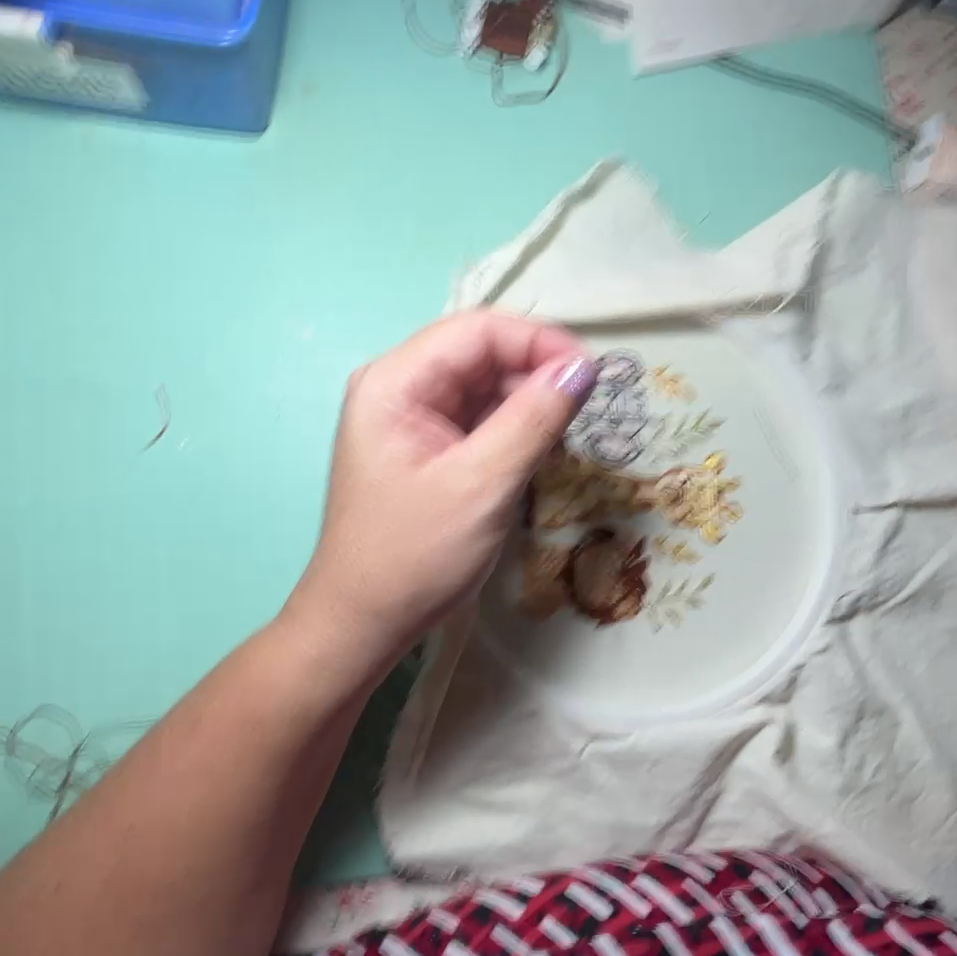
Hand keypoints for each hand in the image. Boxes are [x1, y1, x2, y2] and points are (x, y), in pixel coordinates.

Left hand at [286, 312, 595, 679]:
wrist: (365, 624)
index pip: (477, 330)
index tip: (591, 373)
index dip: (539, 341)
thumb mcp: (483, 484)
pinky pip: (480, 420)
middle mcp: (400, 388)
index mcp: (395, 382)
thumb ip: (535, 418)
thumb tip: (584, 366)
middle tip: (587, 407)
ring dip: (529, 403)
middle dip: (536, 373)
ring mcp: (412, 420)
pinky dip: (514, 429)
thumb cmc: (415, 556)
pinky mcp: (428, 449)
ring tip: (567, 434)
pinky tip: (540, 451)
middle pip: (481, 354)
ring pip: (485, 388)